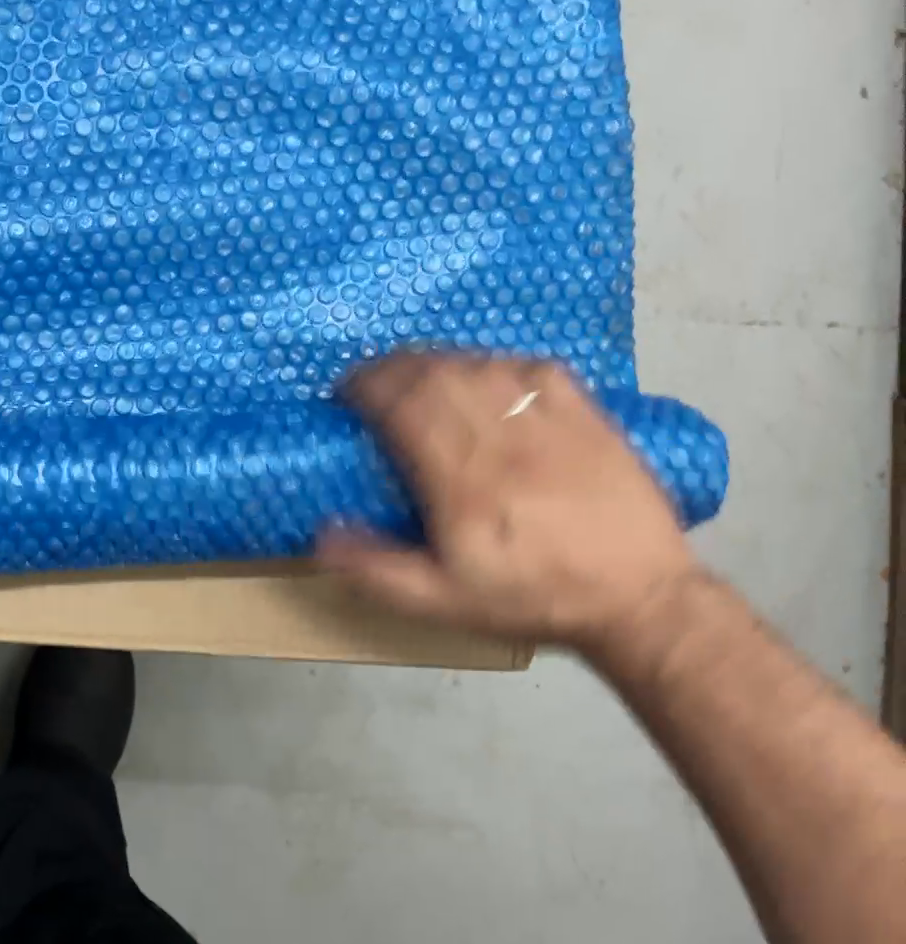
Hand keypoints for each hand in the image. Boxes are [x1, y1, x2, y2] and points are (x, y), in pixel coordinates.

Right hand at [317, 352, 700, 649]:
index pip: (404, 407)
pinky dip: (494, 362)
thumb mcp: (440, 600)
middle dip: (392, 368)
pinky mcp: (587, 417)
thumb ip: (376, 567)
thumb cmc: (529, 596)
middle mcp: (501, 441)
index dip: (367, 388)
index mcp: (460, 480)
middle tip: (369, 379)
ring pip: (479, 366)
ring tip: (415, 373)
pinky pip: (532, 369)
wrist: (641, 601)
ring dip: (436, 362)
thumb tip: (320, 531)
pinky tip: (481, 373)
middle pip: (436, 376)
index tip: (345, 394)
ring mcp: (549, 424)